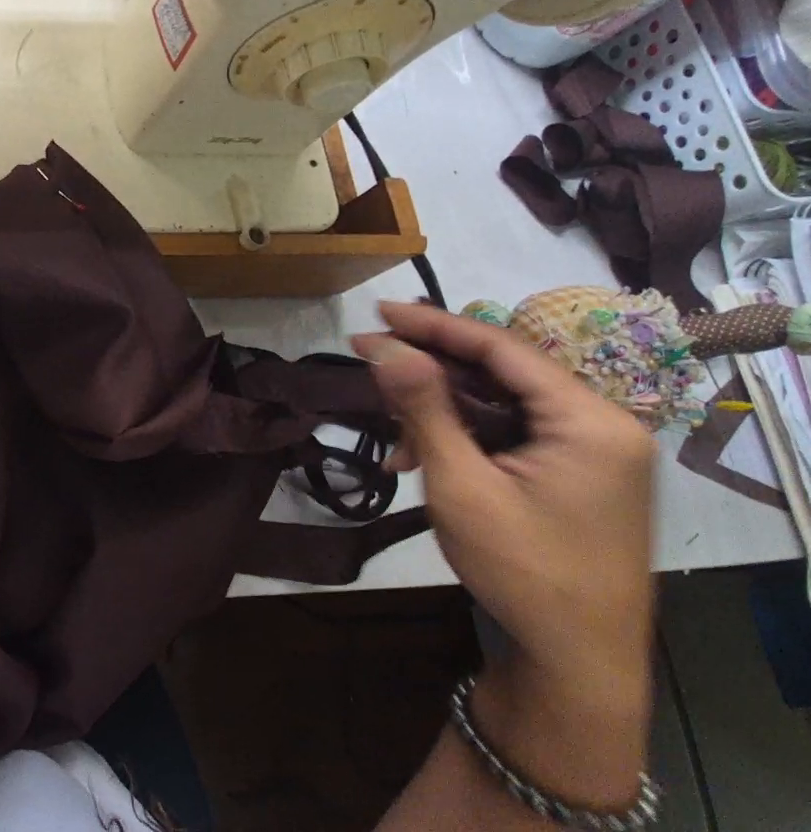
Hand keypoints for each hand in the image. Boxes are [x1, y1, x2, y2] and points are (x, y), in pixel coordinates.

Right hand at [352, 304, 654, 777]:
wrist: (574, 655)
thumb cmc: (521, 566)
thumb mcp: (462, 483)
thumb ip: (425, 408)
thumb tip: (384, 347)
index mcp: (590, 420)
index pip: (503, 349)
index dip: (435, 325)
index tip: (377, 312)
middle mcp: (601, 425)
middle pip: (503, 373)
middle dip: (431, 370)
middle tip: (366, 358)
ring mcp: (591, 453)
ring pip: (501, 404)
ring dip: (440, 410)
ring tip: (390, 433)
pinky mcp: (574, 476)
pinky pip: (510, 434)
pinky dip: (462, 438)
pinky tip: (419, 456)